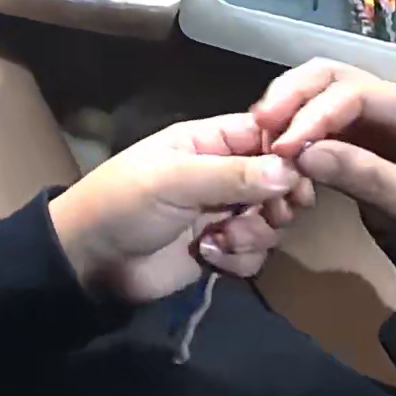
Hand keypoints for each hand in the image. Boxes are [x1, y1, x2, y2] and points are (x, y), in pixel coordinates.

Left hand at [48, 113, 311, 303]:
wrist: (91, 260)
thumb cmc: (125, 203)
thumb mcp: (174, 180)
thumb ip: (231, 175)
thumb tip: (290, 169)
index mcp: (206, 143)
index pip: (262, 135)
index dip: (288, 151)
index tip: (304, 173)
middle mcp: (220, 174)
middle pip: (277, 179)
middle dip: (280, 198)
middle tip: (276, 213)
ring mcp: (221, 212)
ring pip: (270, 218)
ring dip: (257, 232)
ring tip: (225, 236)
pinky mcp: (220, 249)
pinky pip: (255, 252)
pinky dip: (240, 257)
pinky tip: (211, 256)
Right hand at [252, 59, 395, 274]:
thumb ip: (368, 177)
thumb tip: (301, 155)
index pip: (356, 93)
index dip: (314, 114)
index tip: (282, 146)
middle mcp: (395, 104)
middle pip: (331, 78)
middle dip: (292, 96)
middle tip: (259, 124)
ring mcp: (374, 122)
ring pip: (317, 96)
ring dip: (287, 110)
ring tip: (261, 136)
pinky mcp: (357, 143)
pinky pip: (315, 126)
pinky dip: (292, 132)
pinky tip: (274, 150)